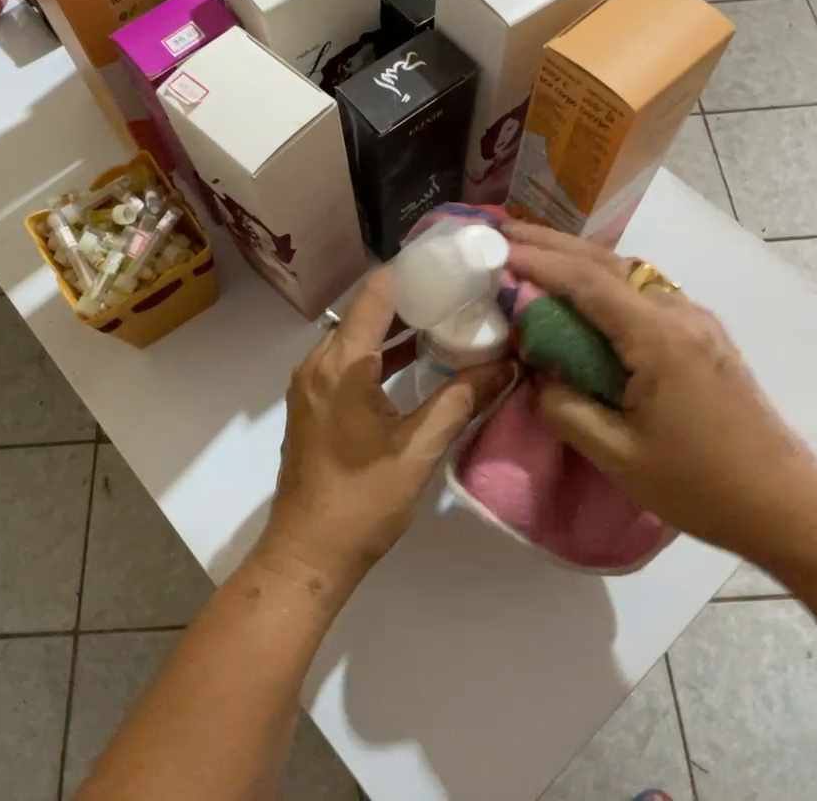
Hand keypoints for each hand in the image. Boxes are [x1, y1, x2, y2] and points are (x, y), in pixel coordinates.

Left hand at [263, 268, 511, 586]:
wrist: (308, 552)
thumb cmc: (363, 501)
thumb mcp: (420, 450)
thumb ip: (462, 399)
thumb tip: (508, 363)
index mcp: (341, 366)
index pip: (375, 295)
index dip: (411, 273)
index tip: (450, 263)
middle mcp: (317, 365)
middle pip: (363, 313)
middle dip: (410, 299)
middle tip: (458, 291)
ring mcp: (310, 385)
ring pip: (354, 338)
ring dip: (394, 329)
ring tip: (444, 319)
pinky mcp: (312, 405)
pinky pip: (345, 362)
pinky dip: (377, 355)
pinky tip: (414, 361)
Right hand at [502, 223, 816, 561]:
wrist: (784, 503)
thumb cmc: (700, 485)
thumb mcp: (618, 456)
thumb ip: (566, 409)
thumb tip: (538, 375)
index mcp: (659, 338)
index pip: (587, 283)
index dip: (539, 263)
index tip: (496, 250)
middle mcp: (680, 314)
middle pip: (607, 262)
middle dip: (552, 244)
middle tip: (503, 234)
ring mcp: (696, 321)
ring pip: (628, 272)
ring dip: (578, 258)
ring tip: (532, 253)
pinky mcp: (702, 336)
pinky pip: (643, 292)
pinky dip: (602, 280)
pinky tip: (580, 291)